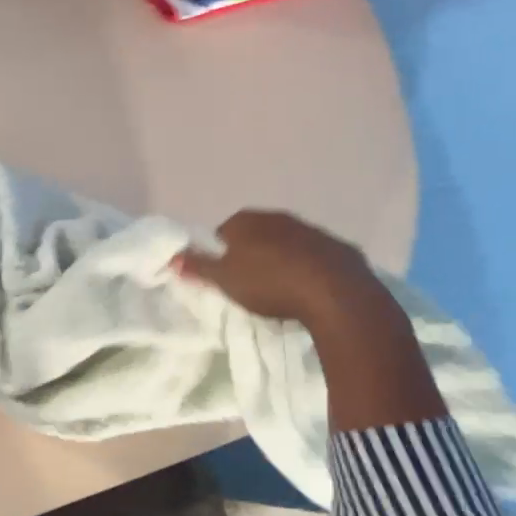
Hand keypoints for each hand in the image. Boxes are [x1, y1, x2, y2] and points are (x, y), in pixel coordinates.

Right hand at [172, 210, 386, 324]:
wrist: (338, 298)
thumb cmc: (270, 284)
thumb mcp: (224, 280)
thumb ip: (197, 267)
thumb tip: (171, 257)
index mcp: (247, 221)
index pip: (224, 232)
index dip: (222, 253)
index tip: (226, 275)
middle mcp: (279, 218)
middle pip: (258, 235)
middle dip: (254, 253)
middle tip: (253, 282)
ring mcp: (315, 232)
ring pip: (290, 244)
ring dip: (285, 259)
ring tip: (284, 289)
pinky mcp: (344, 250)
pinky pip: (321, 258)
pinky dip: (315, 269)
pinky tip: (314, 291)